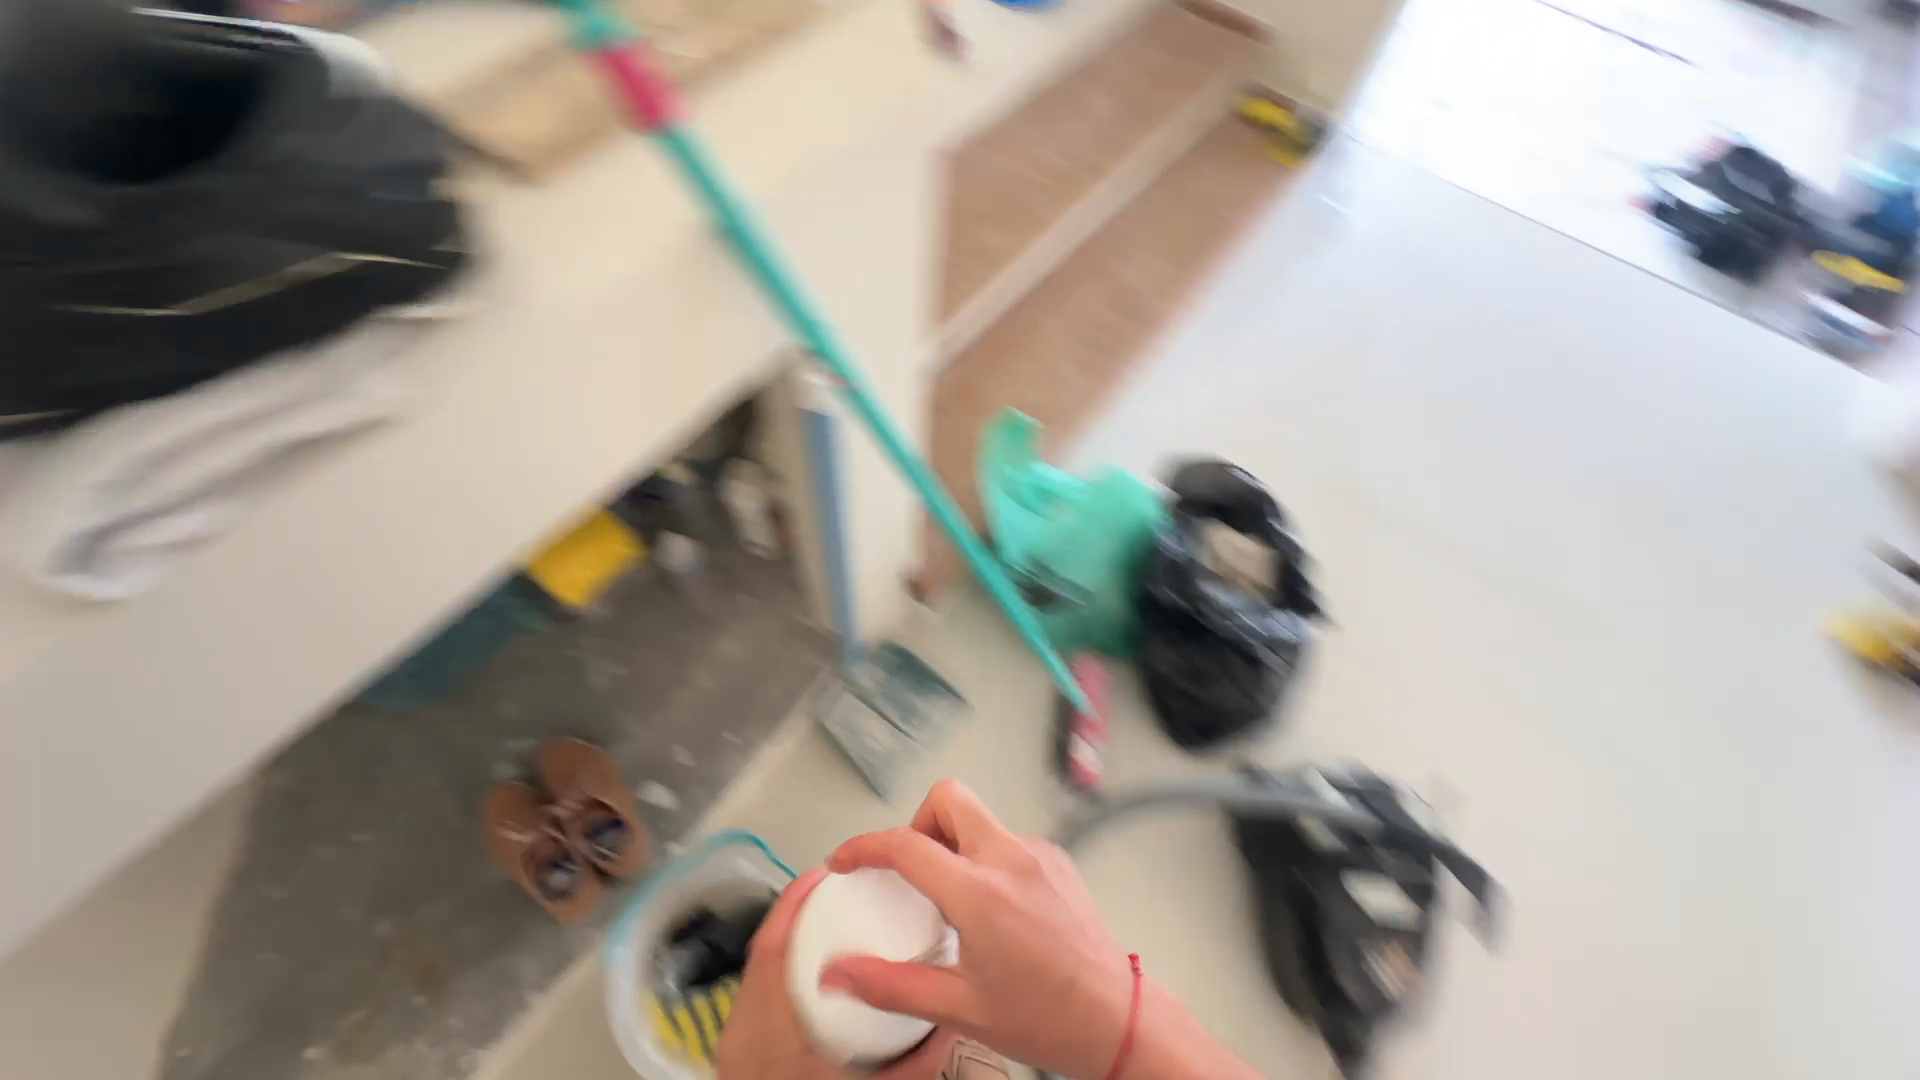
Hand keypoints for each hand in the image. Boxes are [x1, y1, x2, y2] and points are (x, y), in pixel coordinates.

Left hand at [716, 867, 956, 1079]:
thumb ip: (911, 1067)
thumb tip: (947, 1029)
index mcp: (771, 1036)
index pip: (772, 949)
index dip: (795, 902)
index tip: (823, 873)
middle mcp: (743, 1032)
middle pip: (762, 947)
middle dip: (795, 909)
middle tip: (830, 885)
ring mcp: (732, 1041)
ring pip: (755, 966)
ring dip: (786, 933)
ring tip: (821, 913)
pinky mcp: (733, 1050)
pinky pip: (754, 988)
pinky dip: (778, 963)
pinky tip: (805, 962)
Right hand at [819, 781, 1136, 1079]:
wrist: (1117, 1018)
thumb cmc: (1046, 1016)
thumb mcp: (959, 1008)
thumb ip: (890, 986)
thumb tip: (838, 973)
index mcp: (979, 892)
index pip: (906, 844)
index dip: (864, 846)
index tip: (847, 860)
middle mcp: (1009, 858)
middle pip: (949, 796)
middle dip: (919, 820)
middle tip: (913, 867)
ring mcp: (1037, 853)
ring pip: (979, 816)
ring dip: (954, 840)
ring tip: (953, 898)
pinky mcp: (1056, 858)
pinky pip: (1006, 837)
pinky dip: (986, 856)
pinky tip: (993, 905)